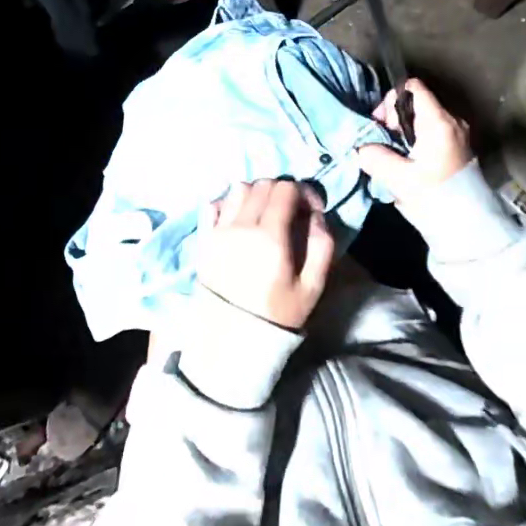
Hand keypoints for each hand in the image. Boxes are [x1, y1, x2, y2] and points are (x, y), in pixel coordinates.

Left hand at [196, 180, 333, 330]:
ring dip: (256, 193)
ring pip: (238, 189)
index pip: (286, 189)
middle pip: (263, 184)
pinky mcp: (204, 239)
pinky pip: (213, 205)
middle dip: (282, 191)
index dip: (304, 192)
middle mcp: (242, 226)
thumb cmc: (277, 315)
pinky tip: (239, 218)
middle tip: (291, 211)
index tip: (312, 209)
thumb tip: (317, 216)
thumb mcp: (312, 287)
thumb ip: (322, 245)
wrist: (231, 341)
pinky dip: (228, 202)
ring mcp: (219, 231)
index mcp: (270, 236)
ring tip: (265, 212)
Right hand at [354, 78, 471, 202]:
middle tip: (384, 144)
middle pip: (416, 103)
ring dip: (403, 133)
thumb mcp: (398, 178)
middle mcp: (452, 121)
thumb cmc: (435, 197)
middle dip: (394, 119)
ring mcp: (458, 134)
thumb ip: (374, 156)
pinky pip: (431, 133)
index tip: (382, 124)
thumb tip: (360, 147)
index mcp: (439, 121)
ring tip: (394, 157)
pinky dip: (416, 141)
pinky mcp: (457, 148)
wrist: (469, 225)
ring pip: (422, 119)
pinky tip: (408, 163)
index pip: (413, 88)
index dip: (391, 100)